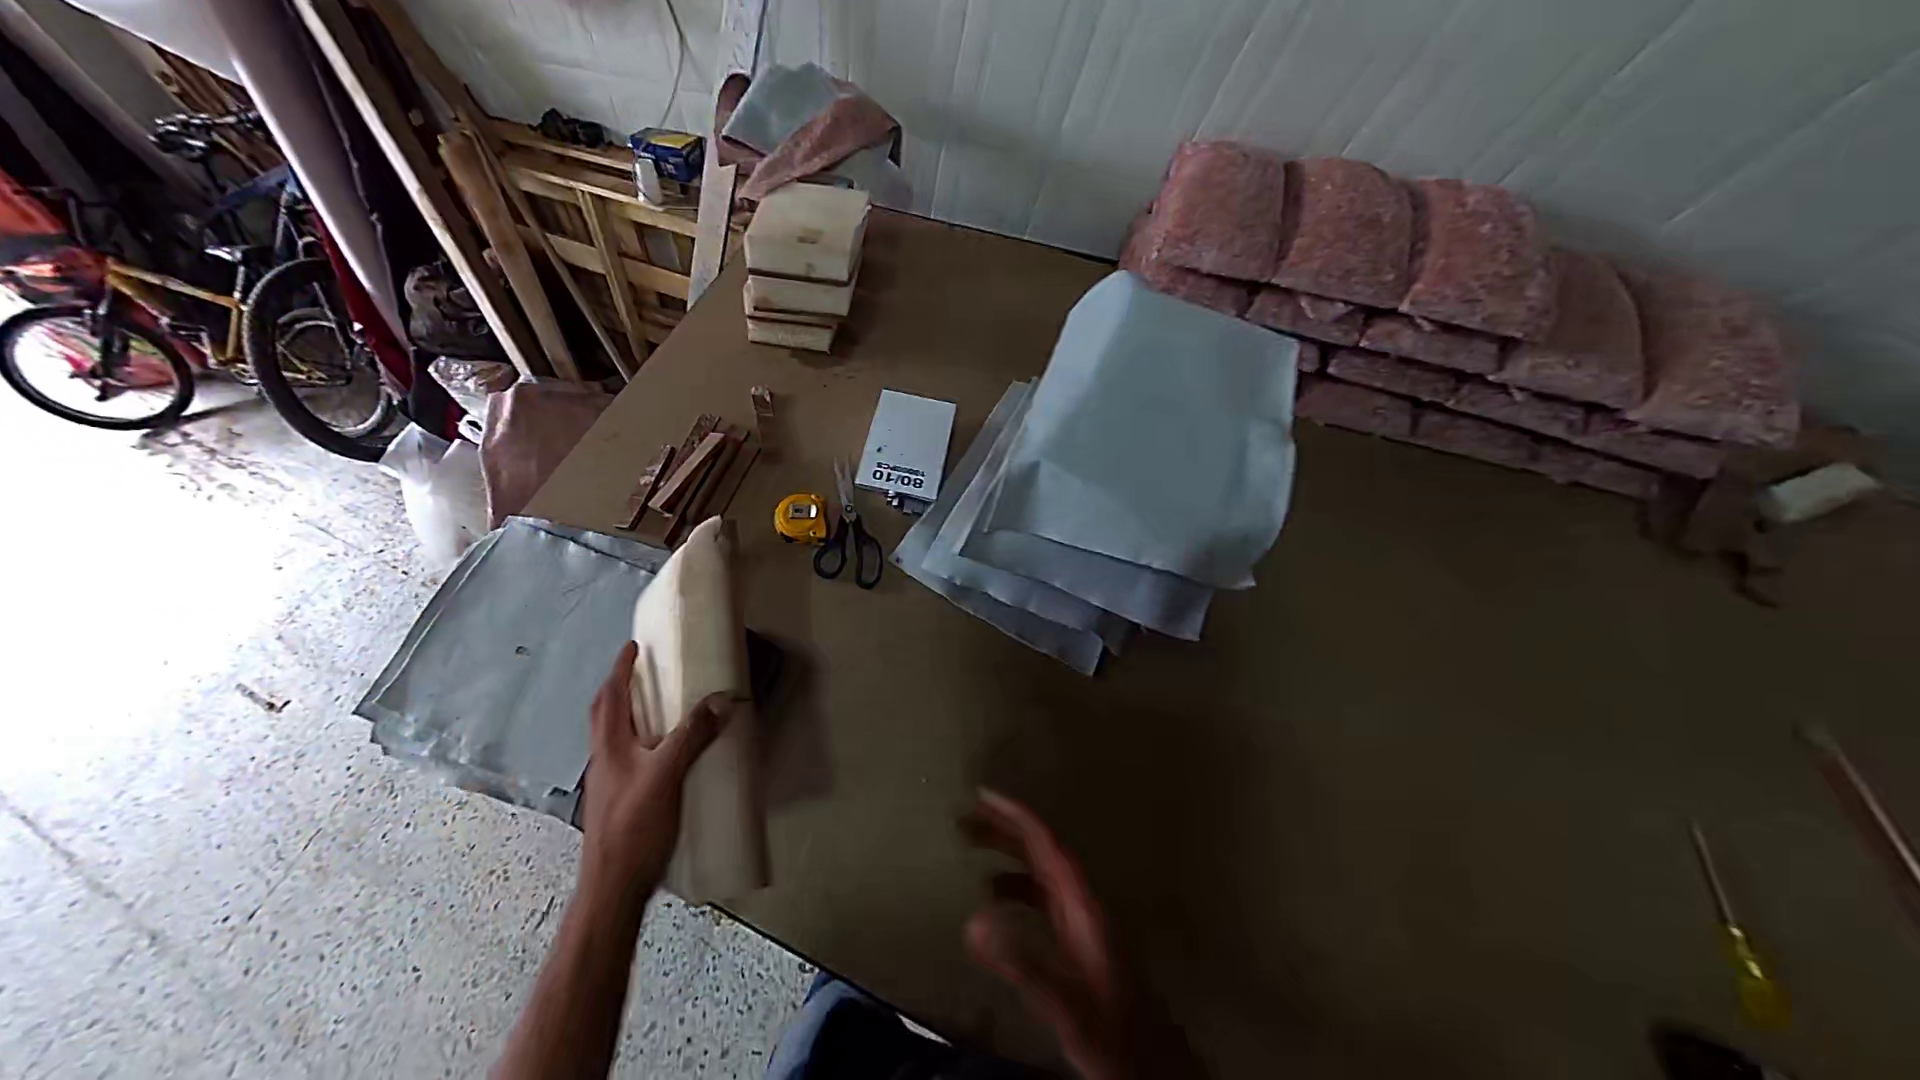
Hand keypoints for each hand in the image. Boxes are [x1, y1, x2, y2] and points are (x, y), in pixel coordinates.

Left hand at [579, 641, 731, 903]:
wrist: (614, 887)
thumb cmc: (634, 827)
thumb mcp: (666, 775)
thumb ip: (692, 736)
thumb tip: (720, 701)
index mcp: (609, 748)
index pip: (609, 698)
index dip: (620, 670)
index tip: (633, 647)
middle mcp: (606, 761)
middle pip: (606, 716)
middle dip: (621, 690)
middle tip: (645, 673)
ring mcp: (612, 784)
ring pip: (618, 739)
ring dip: (633, 716)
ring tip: (661, 708)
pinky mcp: (624, 803)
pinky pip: (633, 760)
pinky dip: (647, 744)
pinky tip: (669, 756)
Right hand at [961, 790, 1136, 1079]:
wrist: (1150, 1062)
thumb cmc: (1111, 1032)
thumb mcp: (1063, 1002)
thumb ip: (1022, 963)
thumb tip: (974, 921)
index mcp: (1083, 904)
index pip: (1047, 844)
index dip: (1017, 815)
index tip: (984, 795)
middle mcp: (1083, 900)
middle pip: (1042, 848)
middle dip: (1004, 827)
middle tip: (963, 817)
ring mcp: (1081, 916)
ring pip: (1040, 868)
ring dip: (1006, 852)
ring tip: (969, 845)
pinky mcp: (1077, 934)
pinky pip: (1041, 894)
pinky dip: (1014, 885)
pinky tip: (991, 897)